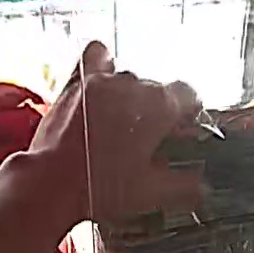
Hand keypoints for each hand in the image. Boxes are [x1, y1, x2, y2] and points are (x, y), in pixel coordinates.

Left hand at [27, 41, 204, 226]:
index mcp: (160, 106)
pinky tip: (102, 86)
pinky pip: (97, 57)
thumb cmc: (99, 190)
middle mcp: (135, 83)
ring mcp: (105, 80)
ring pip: (129, 80)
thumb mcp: (149, 195)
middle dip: (154, 115)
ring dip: (128, 100)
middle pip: (156, 91)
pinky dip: (104, 67)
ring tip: (117, 130)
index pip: (189, 95)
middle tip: (143, 146)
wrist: (52, 185)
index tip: (181, 133)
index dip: (188, 115)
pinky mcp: (78, 83)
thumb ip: (182, 187)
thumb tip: (201, 189)